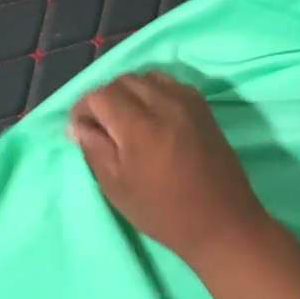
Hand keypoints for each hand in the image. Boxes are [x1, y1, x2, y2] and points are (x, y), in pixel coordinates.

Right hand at [70, 71, 269, 261]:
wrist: (221, 222)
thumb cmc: (162, 211)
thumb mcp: (116, 187)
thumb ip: (94, 148)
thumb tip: (78, 125)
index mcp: (138, 125)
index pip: (99, 95)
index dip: (82, 108)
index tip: (80, 130)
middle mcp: (164, 103)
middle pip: (122, 80)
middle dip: (104, 98)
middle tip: (100, 126)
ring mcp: (187, 101)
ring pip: (146, 77)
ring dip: (129, 92)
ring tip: (125, 119)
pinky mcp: (203, 107)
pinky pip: (170, 84)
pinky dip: (153, 91)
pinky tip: (151, 117)